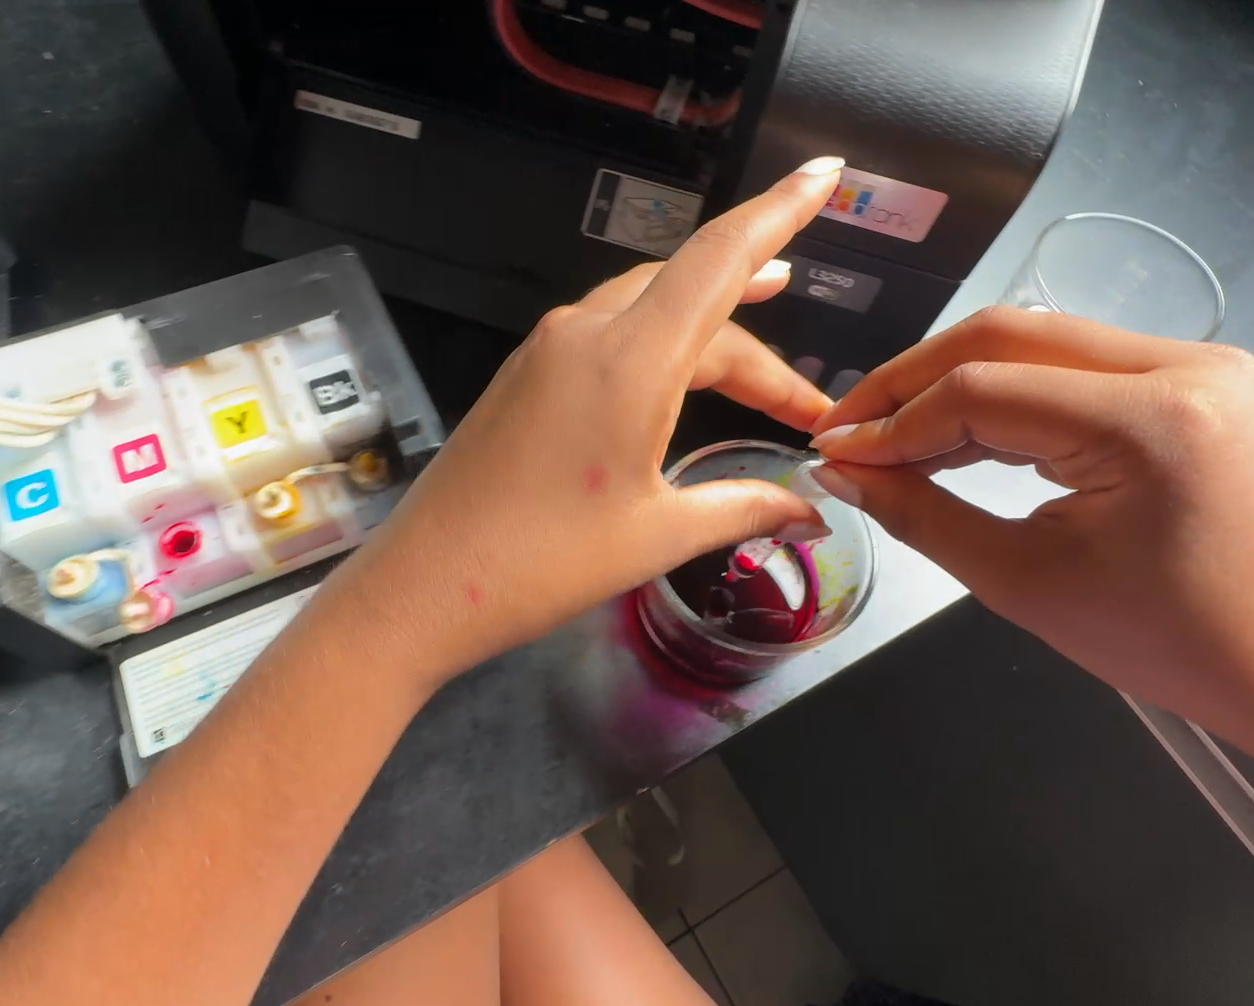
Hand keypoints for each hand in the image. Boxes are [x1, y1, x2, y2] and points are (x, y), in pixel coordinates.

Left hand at [315, 158, 848, 686]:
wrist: (428, 583)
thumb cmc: (547, 562)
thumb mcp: (659, 535)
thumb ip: (744, 507)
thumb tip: (812, 511)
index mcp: (629, 359)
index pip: (719, 260)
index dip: (779, 213)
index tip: (825, 174)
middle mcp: (585, 333)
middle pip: (692, 300)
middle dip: (757, 345)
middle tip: (803, 405)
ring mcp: (546, 350)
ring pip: (647, 317)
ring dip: (707, 340)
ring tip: (759, 367)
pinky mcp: (523, 375)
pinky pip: (607, 340)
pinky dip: (657, 353)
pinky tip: (674, 381)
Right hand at [808, 307, 1253, 736]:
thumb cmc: (1151, 639)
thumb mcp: (1015, 579)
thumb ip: (916, 512)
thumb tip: (836, 472)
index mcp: (1151, 421)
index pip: (981, 391)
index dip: (892, 423)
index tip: (830, 455)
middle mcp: (1181, 365)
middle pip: (1002, 337)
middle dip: (906, 383)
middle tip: (844, 430)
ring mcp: (1191, 364)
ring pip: (1027, 343)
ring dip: (942, 386)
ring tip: (882, 437)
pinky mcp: (1183, 380)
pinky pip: (1059, 369)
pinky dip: (990, 398)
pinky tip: (942, 436)